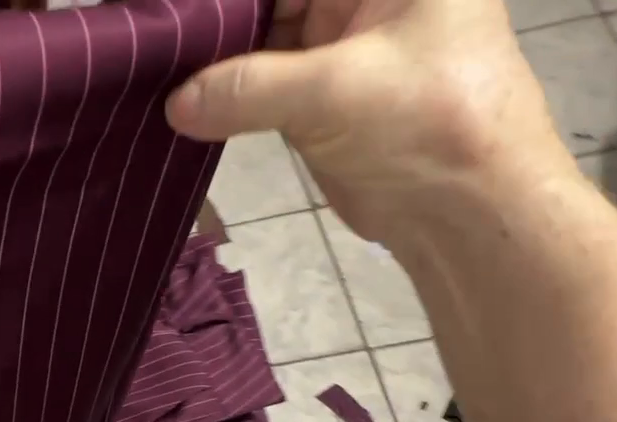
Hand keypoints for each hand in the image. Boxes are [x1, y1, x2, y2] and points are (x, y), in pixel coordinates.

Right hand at [164, 0, 577, 244]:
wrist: (463, 206)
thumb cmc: (426, 122)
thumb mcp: (334, 93)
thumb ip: (247, 89)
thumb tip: (172, 104)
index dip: (228, 0)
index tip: (170, 13)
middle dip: (215, 22)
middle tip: (153, 48)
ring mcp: (336, 44)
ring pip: (258, 39)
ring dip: (211, 62)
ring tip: (154, 77)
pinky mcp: (315, 95)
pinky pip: (257, 83)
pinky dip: (221, 96)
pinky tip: (179, 106)